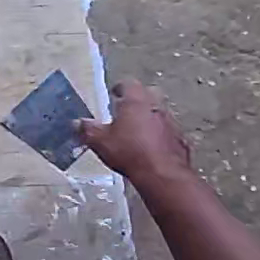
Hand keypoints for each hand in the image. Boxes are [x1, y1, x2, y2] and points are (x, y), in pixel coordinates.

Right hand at [77, 79, 194, 185]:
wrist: (163, 176)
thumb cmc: (129, 152)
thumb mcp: (99, 141)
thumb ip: (87, 129)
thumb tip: (77, 123)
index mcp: (135, 102)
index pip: (129, 83)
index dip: (120, 87)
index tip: (113, 93)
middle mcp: (156, 108)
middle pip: (149, 94)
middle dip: (138, 99)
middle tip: (125, 109)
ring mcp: (172, 124)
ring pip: (160, 112)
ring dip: (149, 117)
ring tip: (135, 130)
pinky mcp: (181, 140)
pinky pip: (168, 131)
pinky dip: (159, 134)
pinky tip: (150, 147)